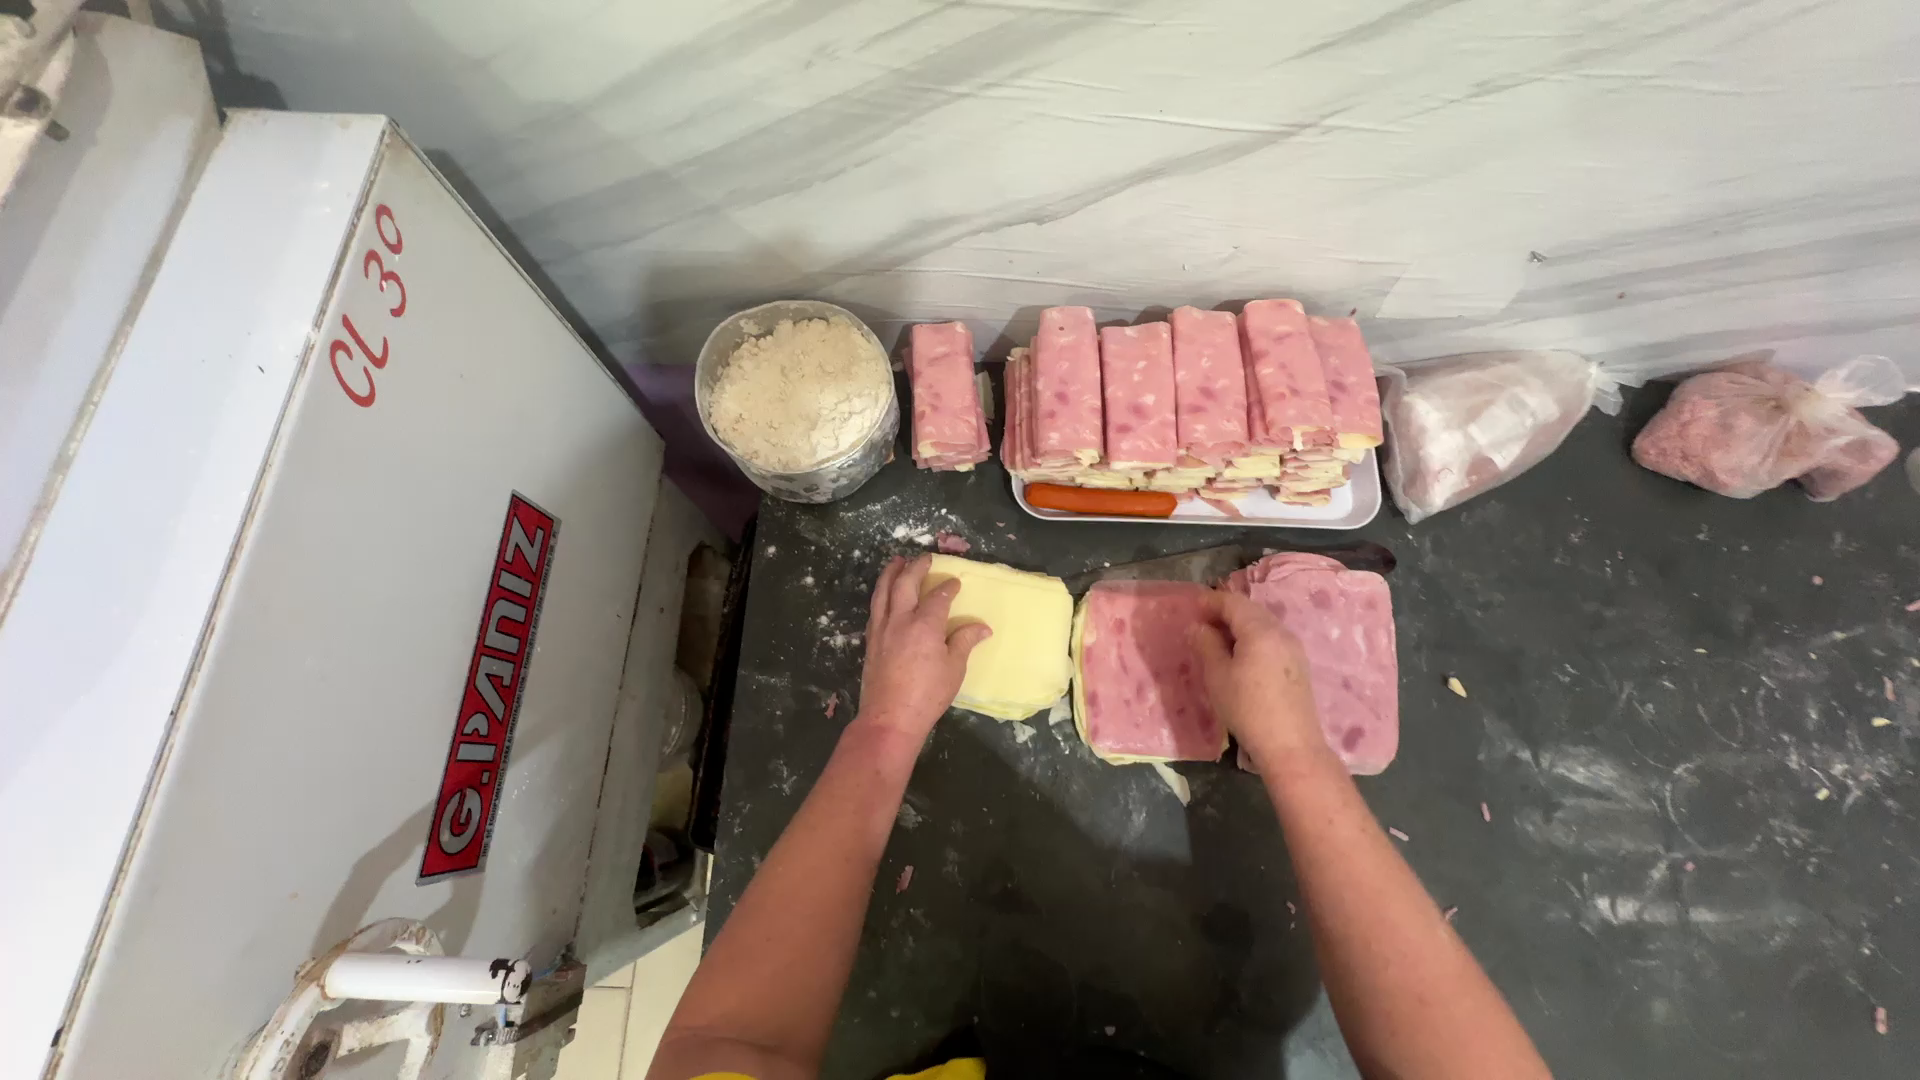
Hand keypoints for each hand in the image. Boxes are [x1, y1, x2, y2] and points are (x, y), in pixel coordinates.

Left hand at [856, 555, 991, 739]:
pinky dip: (881, 595)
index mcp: (925, 625)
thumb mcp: (954, 669)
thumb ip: (964, 642)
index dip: (948, 587)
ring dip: (890, 574)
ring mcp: (881, 629)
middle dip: (915, 568)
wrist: (890, 717)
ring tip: (896, 562)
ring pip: (883, 592)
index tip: (954, 582)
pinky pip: (875, 609)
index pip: (938, 597)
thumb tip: (982, 627)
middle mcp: (900, 620)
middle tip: (924, 558)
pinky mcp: (871, 641)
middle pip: (905, 584)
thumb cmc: (927, 694)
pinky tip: (884, 595)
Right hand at [1190, 590, 1328, 768]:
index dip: (1211, 601)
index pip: (1233, 603)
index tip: (1192, 607)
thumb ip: (1206, 644)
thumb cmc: (1247, 708)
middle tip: (1201, 624)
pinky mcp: (1298, 665)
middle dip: (1225, 612)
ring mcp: (1293, 649)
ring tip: (1217, 641)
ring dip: (1239, 626)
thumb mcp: (1217, 675)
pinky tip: (1240, 656)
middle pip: (1250, 610)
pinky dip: (1252, 639)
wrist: (1290, 746)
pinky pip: (1271, 639)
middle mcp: (1281, 632)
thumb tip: (1198, 627)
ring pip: (1262, 625)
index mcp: (1261, 630)